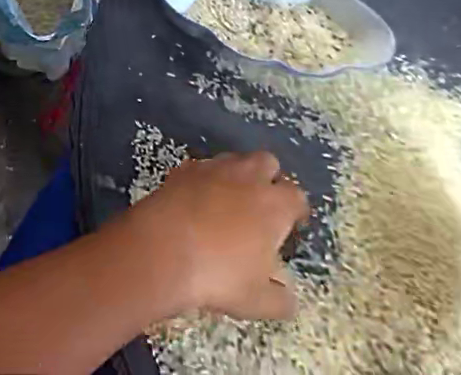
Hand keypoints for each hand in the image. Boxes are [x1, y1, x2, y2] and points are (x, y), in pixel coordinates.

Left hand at [112, 151, 307, 320]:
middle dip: (269, 178)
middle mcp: (247, 176)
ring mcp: (214, 167)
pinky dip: (207, 179)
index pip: (296, 196)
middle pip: (267, 162)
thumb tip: (288, 296)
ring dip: (238, 175)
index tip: (292, 224)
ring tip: (230, 203)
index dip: (296, 209)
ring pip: (234, 159)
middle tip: (262, 205)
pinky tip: (199, 201)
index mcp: (274, 204)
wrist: (164, 247)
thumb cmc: (220, 274)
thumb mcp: (258, 301)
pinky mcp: (185, 168)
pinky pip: (203, 167)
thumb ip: (281, 299)